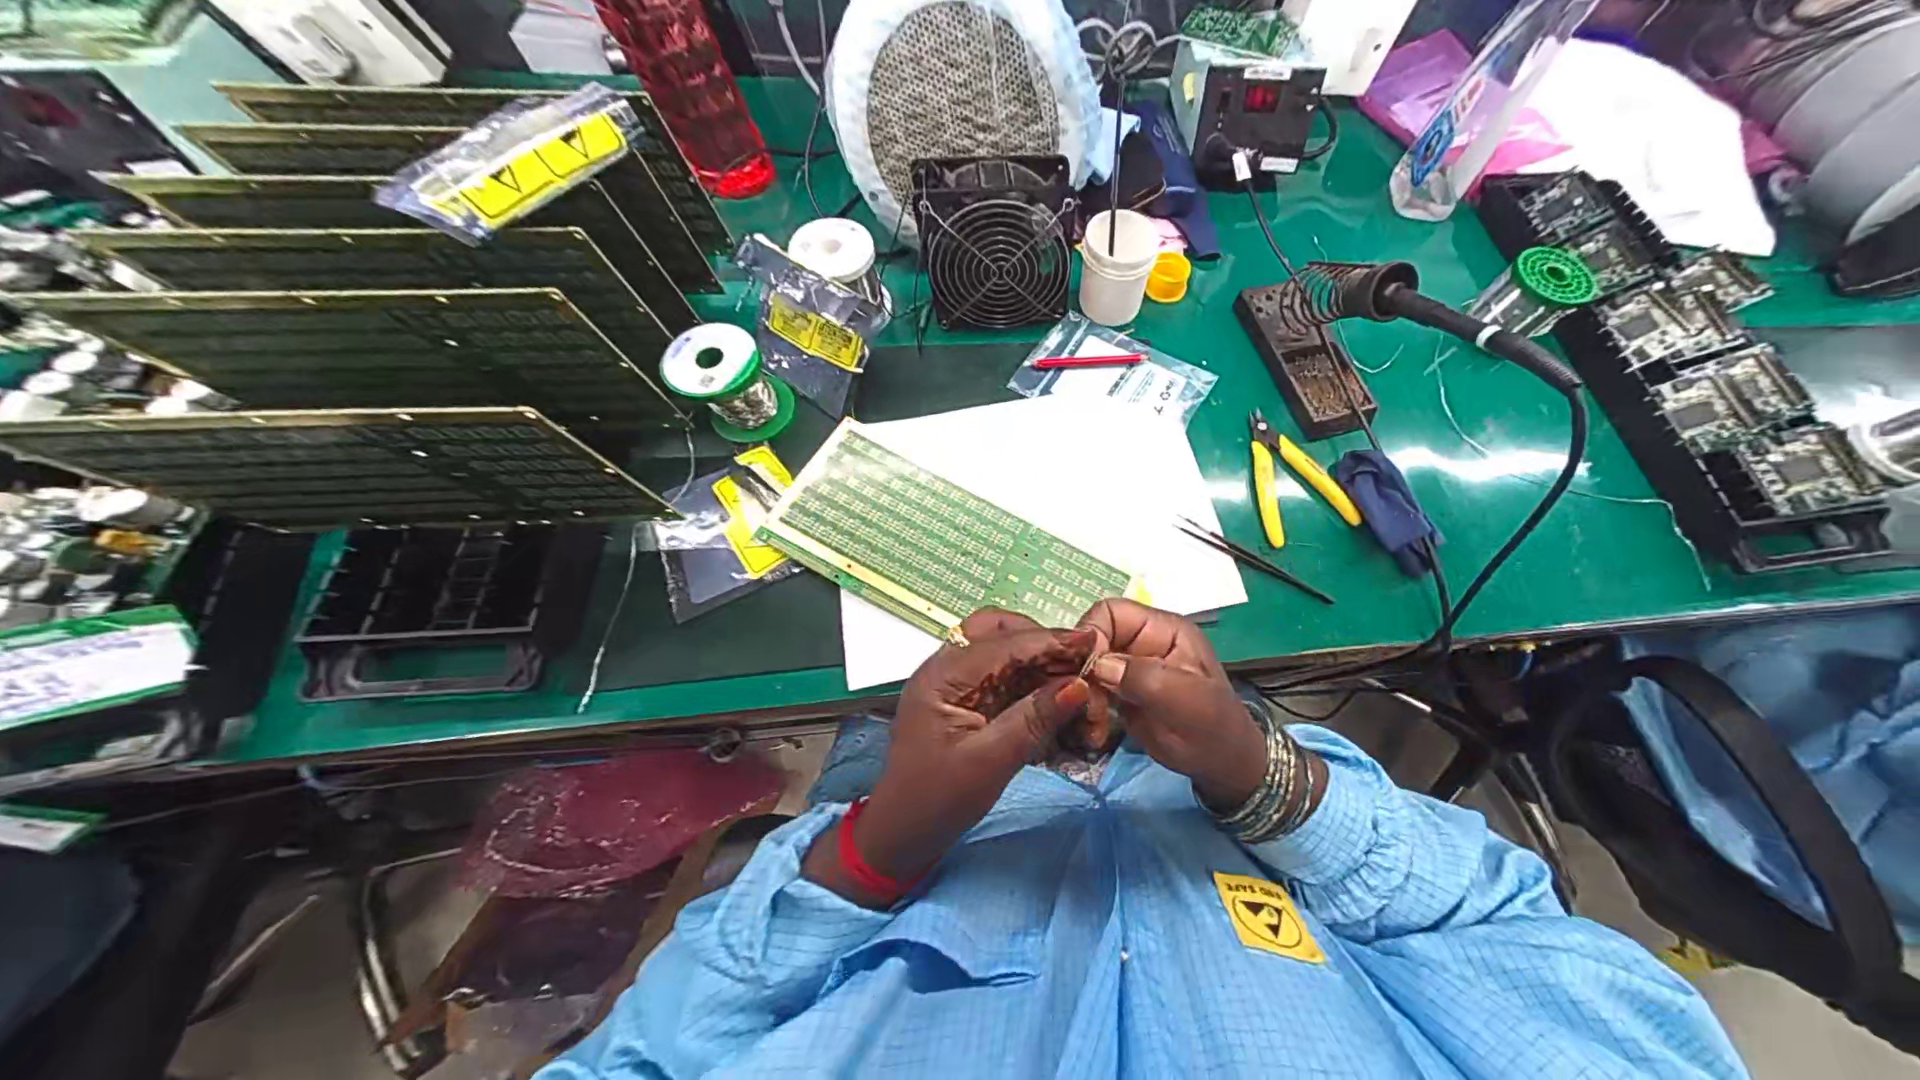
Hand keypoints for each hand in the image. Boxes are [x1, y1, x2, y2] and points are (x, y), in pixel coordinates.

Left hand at [805, 609, 1095, 906]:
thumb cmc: (937, 800)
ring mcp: (957, 685)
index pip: (1003, 643)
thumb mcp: (989, 762)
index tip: (1092, 643)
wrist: (902, 834)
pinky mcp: (968, 703)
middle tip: (1082, 667)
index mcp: (942, 675)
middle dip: (1043, 646)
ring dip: (1041, 666)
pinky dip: (1032, 686)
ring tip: (1076, 687)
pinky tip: (1057, 703)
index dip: (1049, 641)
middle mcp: (947, 669)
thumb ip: (1033, 720)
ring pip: (1005, 655)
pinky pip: (1005, 679)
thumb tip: (1079, 686)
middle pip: (1001, 634)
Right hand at [1075, 599, 1266, 810]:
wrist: (1223, 768)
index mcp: (1162, 629)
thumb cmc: (1214, 729)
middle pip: (1093, 637)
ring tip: (1094, 719)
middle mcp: (1141, 642)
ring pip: (1086, 665)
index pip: (1111, 612)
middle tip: (1088, 702)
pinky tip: (1095, 727)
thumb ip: (1143, 677)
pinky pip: (1089, 689)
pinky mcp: (1118, 692)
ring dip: (1083, 692)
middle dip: (1084, 668)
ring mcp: (1128, 667)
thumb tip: (1098, 665)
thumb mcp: (1185, 700)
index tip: (1086, 669)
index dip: (1093, 633)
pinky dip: (1087, 707)